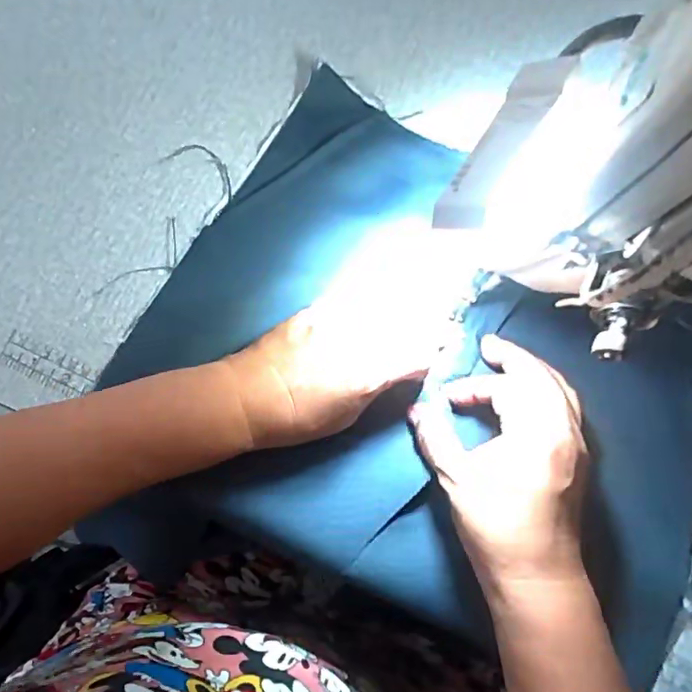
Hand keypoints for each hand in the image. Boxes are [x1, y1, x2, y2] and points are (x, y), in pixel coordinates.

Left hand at [221, 300, 437, 450]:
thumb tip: (398, 373)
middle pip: (408, 319)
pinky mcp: (316, 309)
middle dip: (431, 317)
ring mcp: (335, 318)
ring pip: (386, 298)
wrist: (244, 397)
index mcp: (366, 373)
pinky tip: (389, 271)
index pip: (417, 352)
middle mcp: (356, 339)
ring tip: (429, 286)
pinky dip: (377, 283)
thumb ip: (375, 390)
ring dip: (411, 294)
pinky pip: (356, 290)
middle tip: (445, 315)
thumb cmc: (293, 420)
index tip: (447, 344)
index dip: (436, 348)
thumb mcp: (344, 417)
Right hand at [410, 335, 586, 589]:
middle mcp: (567, 432)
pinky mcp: (578, 459)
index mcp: (538, 433)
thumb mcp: (456, 479)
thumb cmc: (494, 526)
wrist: (535, 570)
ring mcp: (578, 446)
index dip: (474, 386)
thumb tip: (419, 411)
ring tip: (507, 365)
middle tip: (489, 346)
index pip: (509, 387)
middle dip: (515, 359)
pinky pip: (565, 410)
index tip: (445, 400)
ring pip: (562, 392)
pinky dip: (543, 393)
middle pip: (546, 379)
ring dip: (533, 374)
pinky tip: (523, 401)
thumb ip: (436, 439)